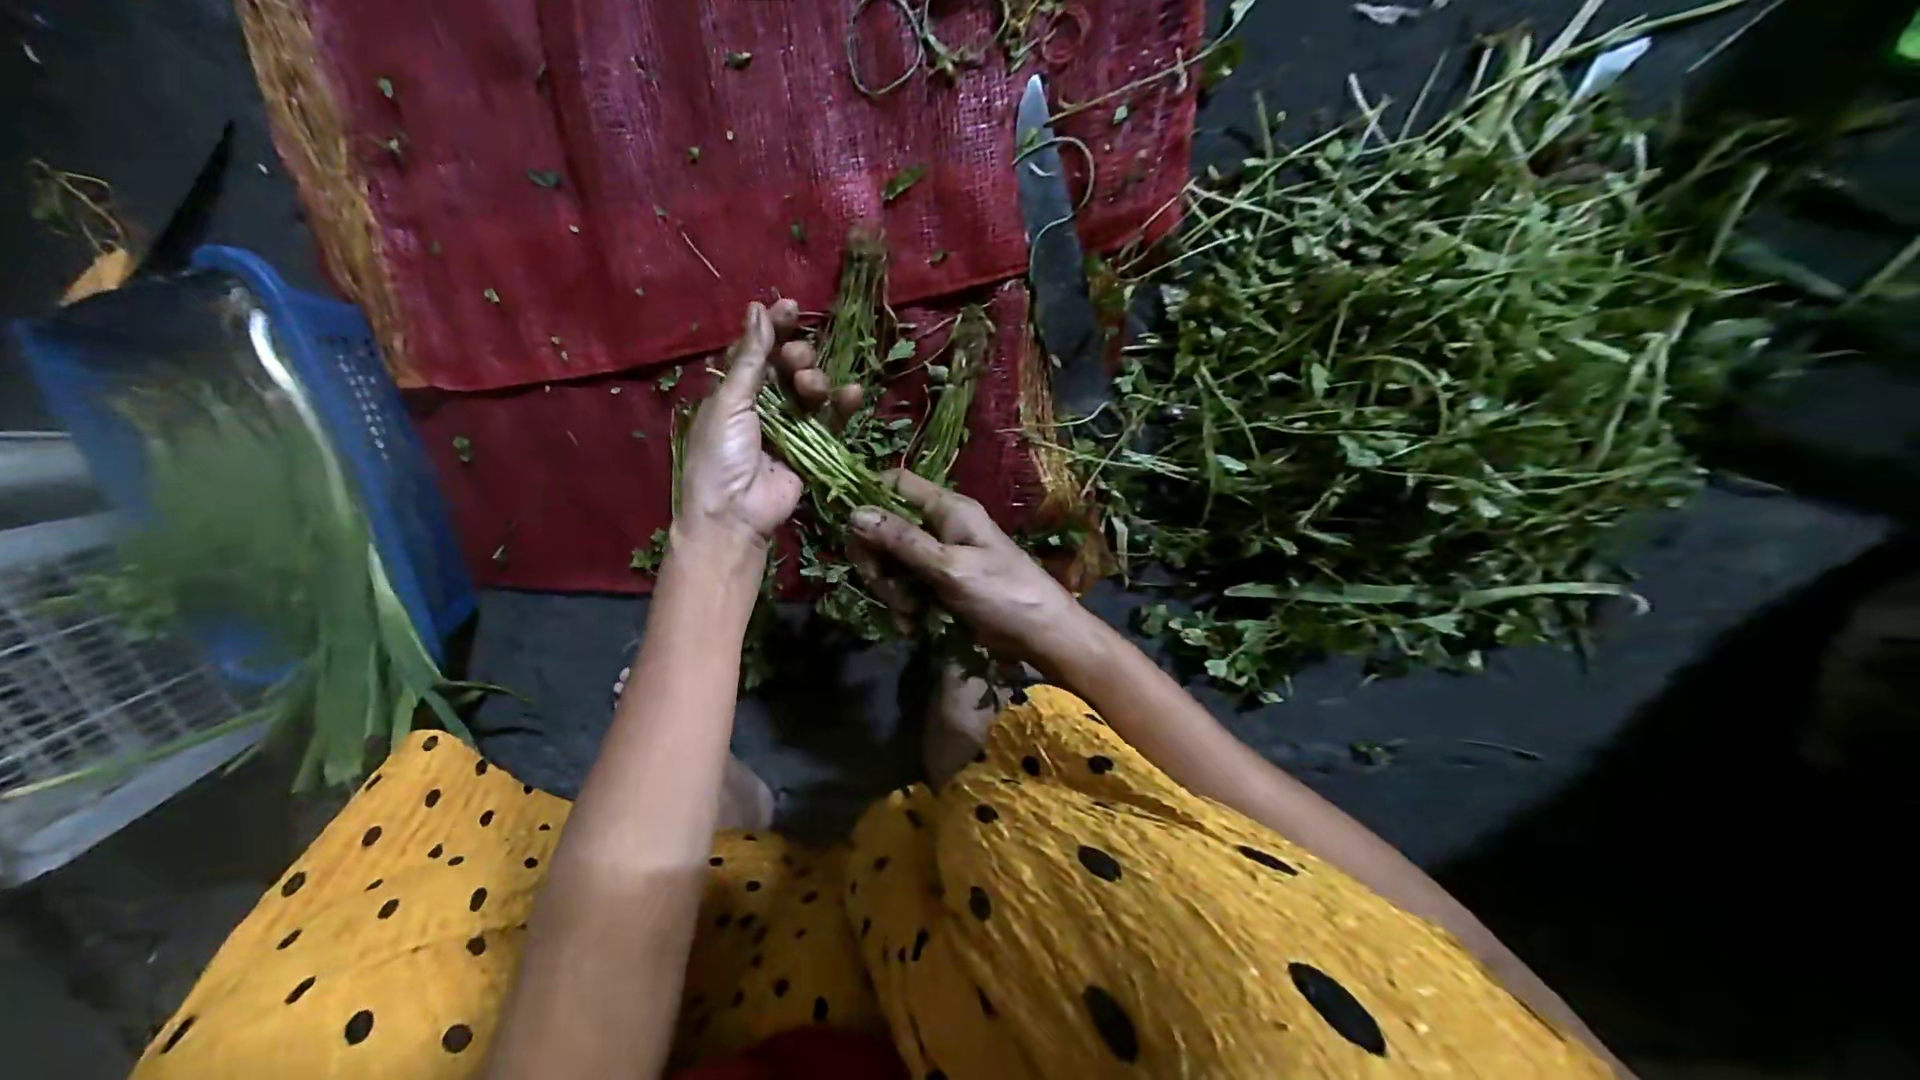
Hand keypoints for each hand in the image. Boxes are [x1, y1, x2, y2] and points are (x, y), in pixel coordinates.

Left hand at [677, 300, 862, 558]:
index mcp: (733, 390)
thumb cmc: (720, 456)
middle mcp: (762, 404)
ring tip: (810, 386)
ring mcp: (789, 426)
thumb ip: (750, 358)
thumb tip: (758, 308)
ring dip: (815, 379)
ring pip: (810, 389)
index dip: (773, 327)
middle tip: (795, 360)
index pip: (756, 349)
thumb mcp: (730, 402)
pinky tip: (853, 394)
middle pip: (786, 366)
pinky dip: (843, 405)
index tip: (791, 307)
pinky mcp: (813, 447)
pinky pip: (832, 420)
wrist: (735, 515)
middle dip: (795, 355)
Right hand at [847, 471, 1093, 663]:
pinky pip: (907, 586)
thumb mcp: (949, 567)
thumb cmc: (1003, 593)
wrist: (1042, 635)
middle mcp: (940, 525)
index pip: (895, 483)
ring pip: (892, 561)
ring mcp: (939, 555)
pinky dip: (904, 605)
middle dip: (877, 560)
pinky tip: (913, 626)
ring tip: (909, 615)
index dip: (867, 498)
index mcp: (947, 509)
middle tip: (886, 590)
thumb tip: (854, 513)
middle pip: (885, 527)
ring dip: (891, 590)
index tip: (848, 530)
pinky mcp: (941, 583)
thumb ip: (902, 541)